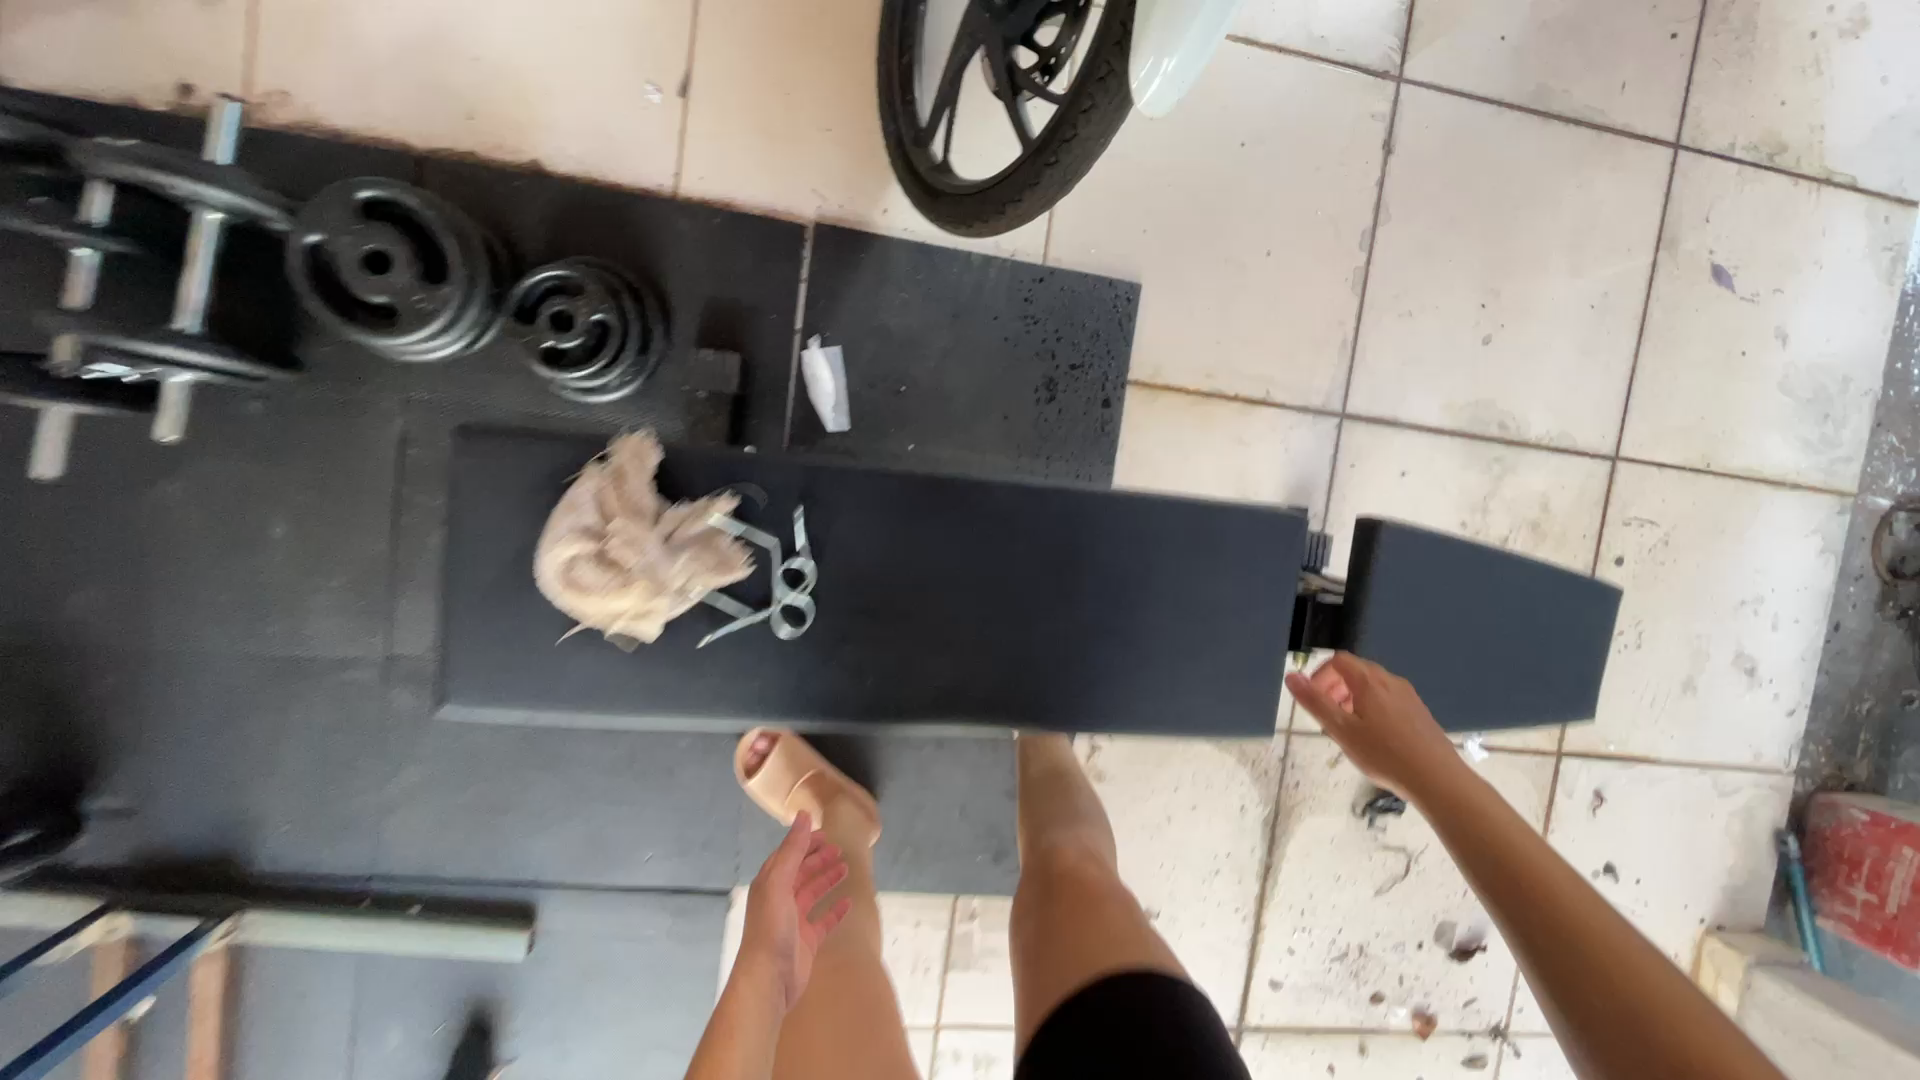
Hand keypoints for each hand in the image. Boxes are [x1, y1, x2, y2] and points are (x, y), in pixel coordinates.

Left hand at [736, 811, 852, 1012]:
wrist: (768, 980)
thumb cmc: (771, 927)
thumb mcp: (779, 882)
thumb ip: (792, 849)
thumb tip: (804, 815)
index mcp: (770, 883)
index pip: (788, 855)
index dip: (805, 842)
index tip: (826, 833)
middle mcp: (780, 899)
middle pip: (802, 872)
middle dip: (819, 859)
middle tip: (840, 850)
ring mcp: (794, 921)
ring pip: (813, 894)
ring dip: (827, 879)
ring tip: (846, 868)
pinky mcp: (807, 941)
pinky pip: (824, 920)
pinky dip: (835, 910)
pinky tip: (848, 902)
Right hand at [1286, 652, 1461, 799]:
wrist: (1438, 779)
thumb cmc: (1384, 754)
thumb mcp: (1341, 730)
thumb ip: (1314, 702)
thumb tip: (1291, 676)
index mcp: (1370, 682)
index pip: (1338, 661)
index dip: (1320, 676)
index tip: (1314, 700)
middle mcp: (1390, 682)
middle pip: (1355, 671)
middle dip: (1335, 688)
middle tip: (1328, 716)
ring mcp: (1408, 696)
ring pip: (1372, 686)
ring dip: (1352, 699)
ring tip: (1349, 729)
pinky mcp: (1419, 712)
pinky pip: (1388, 699)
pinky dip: (1372, 708)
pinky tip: (1374, 738)